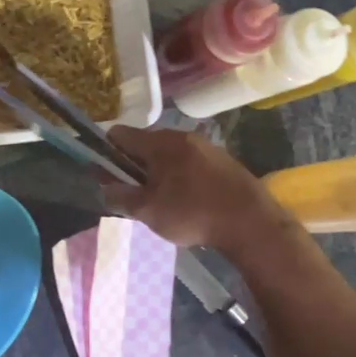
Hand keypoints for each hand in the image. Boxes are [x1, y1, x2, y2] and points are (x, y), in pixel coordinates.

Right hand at [101, 126, 295, 250]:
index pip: (119, 134)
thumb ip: (119, 197)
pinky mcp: (221, 161)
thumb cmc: (193, 213)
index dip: (105, 153)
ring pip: (167, 155)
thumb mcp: (147, 211)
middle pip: (143, 144)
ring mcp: (204, 146)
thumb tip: (104, 188)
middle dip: (132, 166)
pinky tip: (185, 201)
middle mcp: (181, 136)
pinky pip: (188, 162)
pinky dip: (178, 177)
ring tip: (159, 202)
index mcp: (159, 142)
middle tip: (132, 195)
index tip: (105, 177)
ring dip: (156, 173)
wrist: (251, 223)